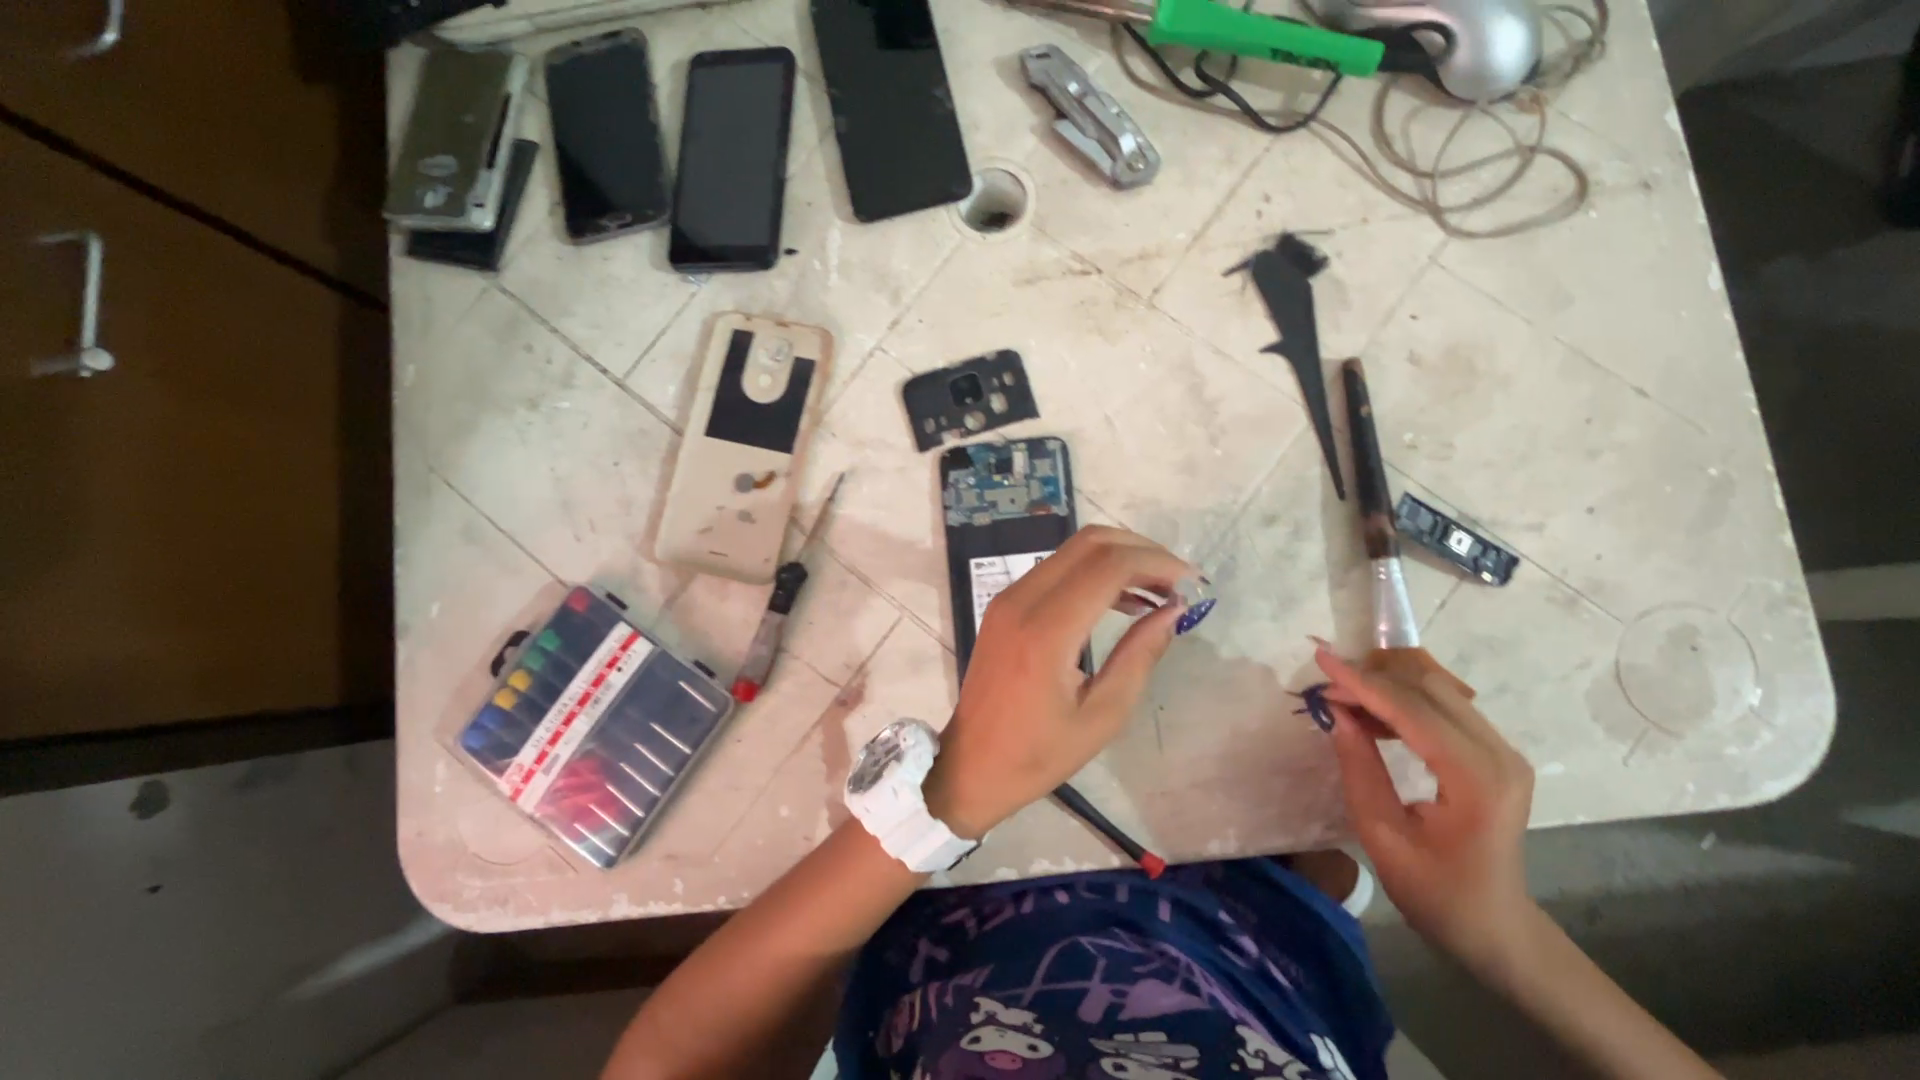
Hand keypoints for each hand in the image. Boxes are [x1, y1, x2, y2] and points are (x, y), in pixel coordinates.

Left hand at [924, 526, 1194, 838]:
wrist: (970, 766)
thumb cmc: (1038, 754)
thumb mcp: (1102, 716)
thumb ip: (1139, 656)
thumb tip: (1173, 610)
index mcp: (1046, 631)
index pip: (1109, 566)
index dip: (1157, 564)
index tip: (1192, 583)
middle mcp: (1022, 601)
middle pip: (1090, 543)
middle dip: (1141, 551)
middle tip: (1178, 580)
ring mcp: (1008, 599)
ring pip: (1072, 550)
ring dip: (1118, 558)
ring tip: (1158, 591)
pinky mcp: (1004, 606)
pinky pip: (1055, 569)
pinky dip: (1094, 571)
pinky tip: (1123, 600)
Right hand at [1316, 645, 1537, 970]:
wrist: (1493, 927)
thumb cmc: (1436, 894)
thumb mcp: (1383, 836)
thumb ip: (1360, 770)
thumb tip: (1338, 715)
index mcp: (1476, 779)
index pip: (1414, 710)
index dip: (1363, 682)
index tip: (1321, 660)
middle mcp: (1499, 755)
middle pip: (1431, 689)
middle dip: (1374, 678)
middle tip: (1327, 687)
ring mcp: (1503, 752)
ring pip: (1440, 692)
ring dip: (1389, 687)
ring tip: (1343, 699)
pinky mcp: (1495, 755)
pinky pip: (1446, 710)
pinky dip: (1405, 703)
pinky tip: (1372, 716)